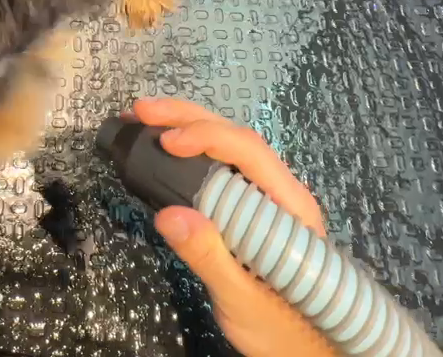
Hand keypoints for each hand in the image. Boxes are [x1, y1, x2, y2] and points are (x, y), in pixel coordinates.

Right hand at [131, 98, 337, 356]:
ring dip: (183, 123)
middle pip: (232, 135)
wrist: (302, 354)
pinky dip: (186, 146)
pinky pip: (217, 161)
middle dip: (186, 117)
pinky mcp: (245, 204)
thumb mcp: (243, 301)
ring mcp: (262, 194)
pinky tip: (160, 144)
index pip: (248, 150)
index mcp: (289, 204)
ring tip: (141, 117)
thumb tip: (168, 214)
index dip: (207, 136)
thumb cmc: (281, 330)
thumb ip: (210, 257)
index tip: (166, 142)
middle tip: (139, 110)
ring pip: (223, 143)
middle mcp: (278, 188)